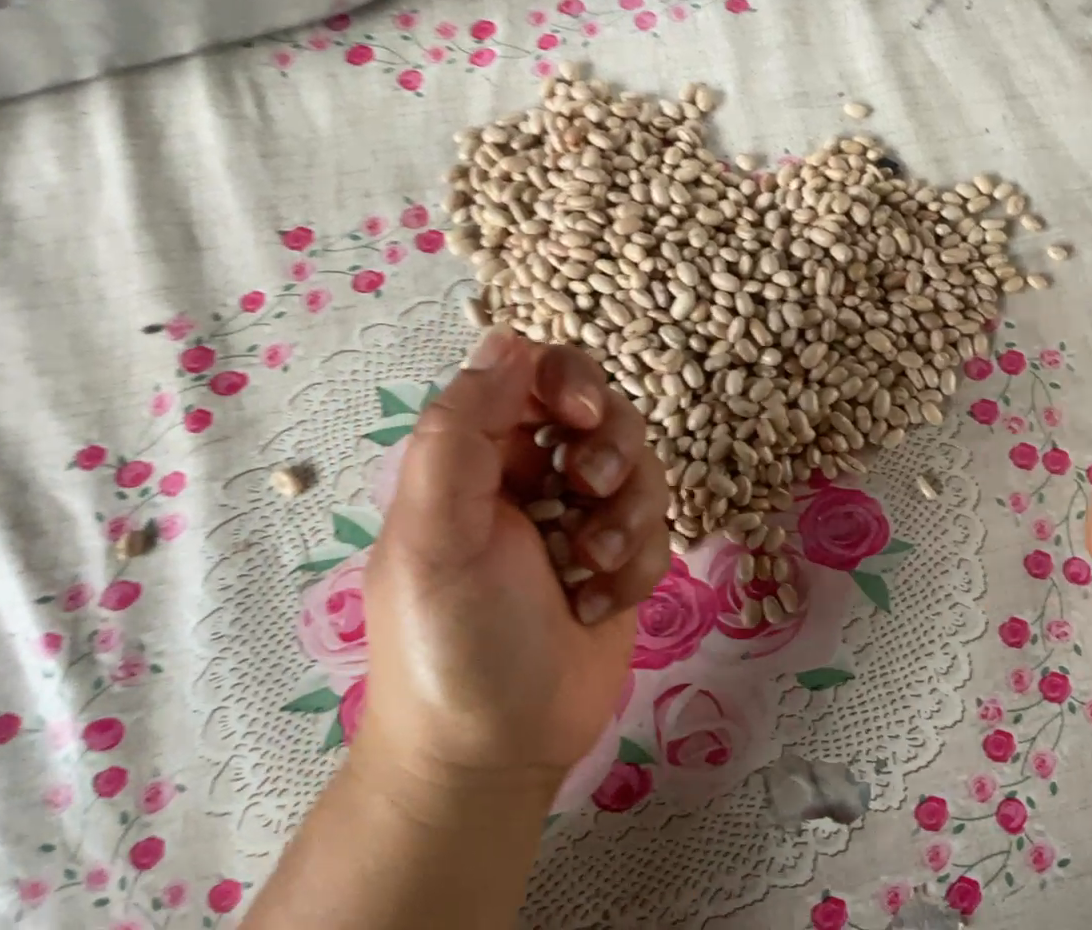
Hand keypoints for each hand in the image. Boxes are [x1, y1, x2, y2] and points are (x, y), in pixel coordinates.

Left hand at [358, 331, 670, 788]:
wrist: (492, 753)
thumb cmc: (451, 640)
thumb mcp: (436, 532)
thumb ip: (462, 430)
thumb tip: (508, 338)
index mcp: (478, 459)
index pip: (535, 378)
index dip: (570, 382)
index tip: (582, 417)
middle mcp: (533, 480)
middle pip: (605, 416)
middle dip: (613, 450)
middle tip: (594, 490)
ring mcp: (581, 522)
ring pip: (641, 472)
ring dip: (628, 515)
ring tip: (593, 567)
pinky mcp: (621, 564)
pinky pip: (655, 531)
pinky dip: (634, 565)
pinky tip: (596, 605)